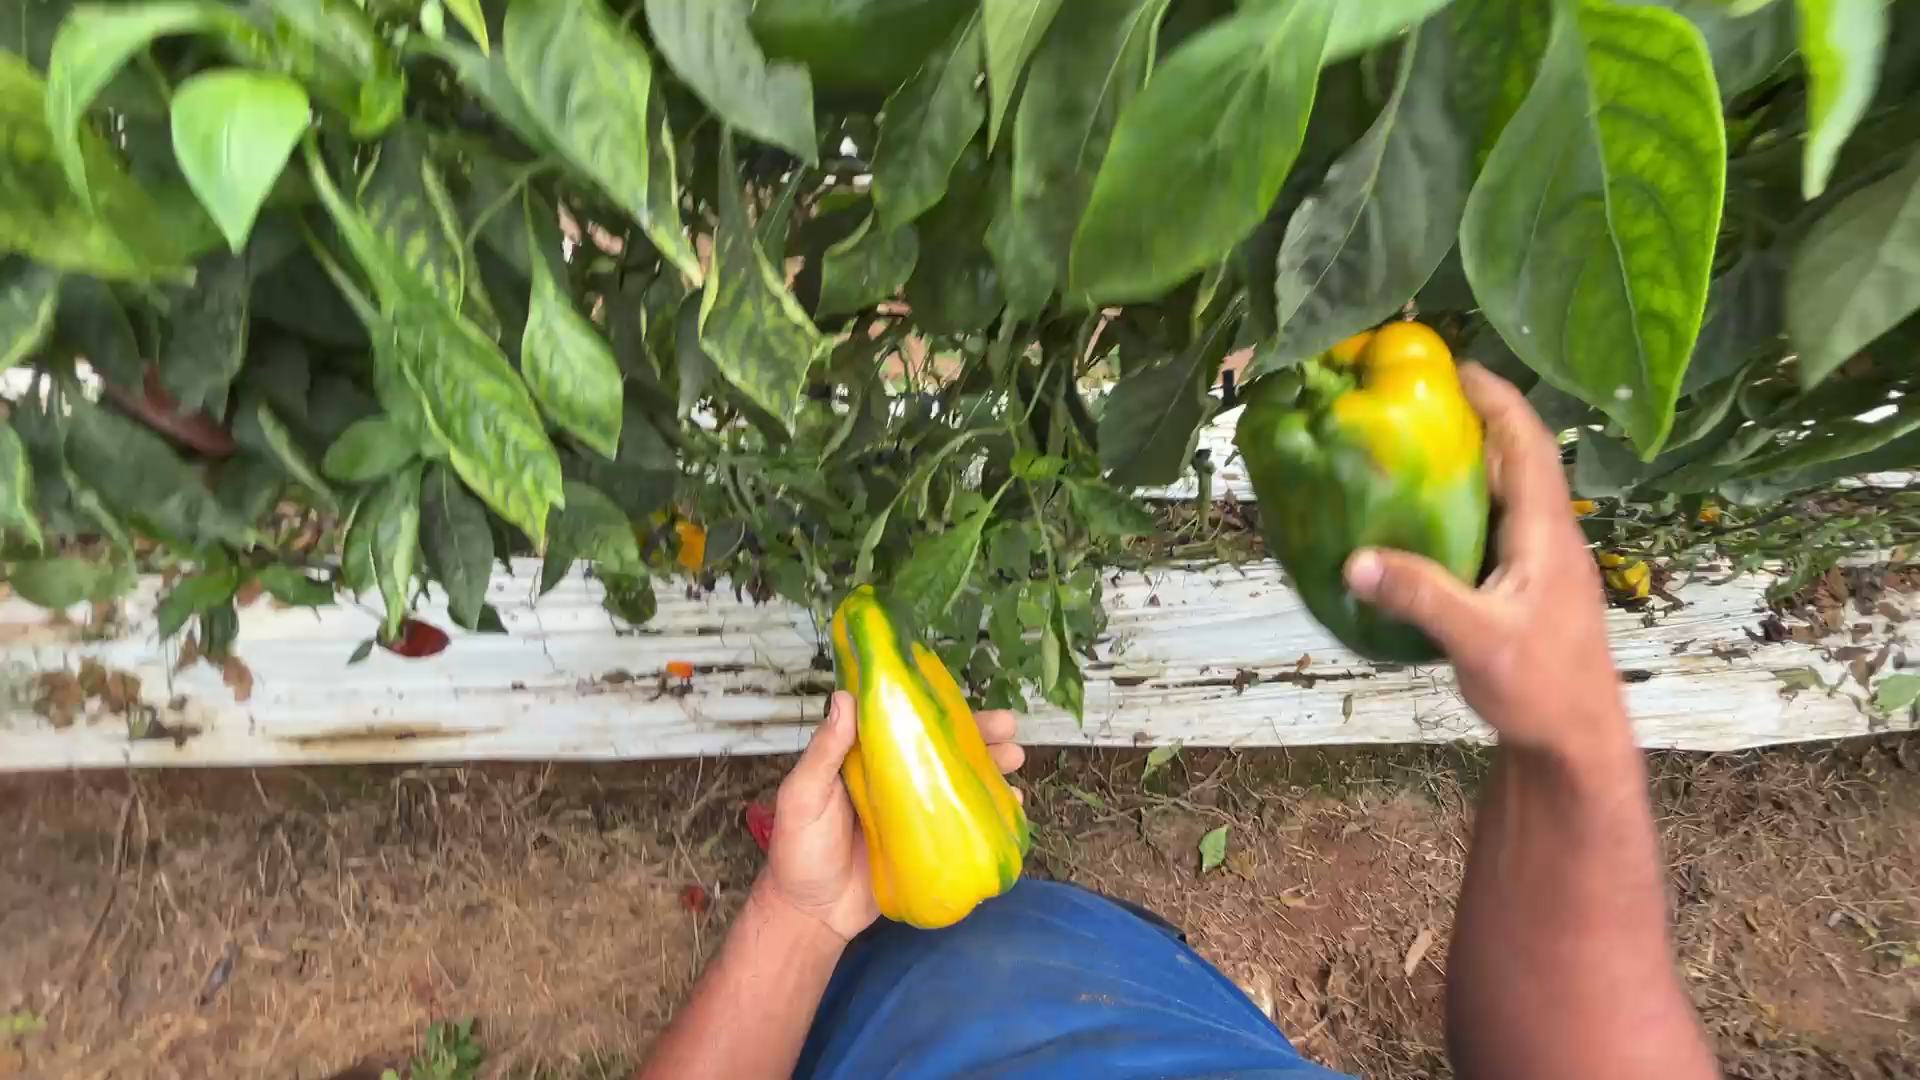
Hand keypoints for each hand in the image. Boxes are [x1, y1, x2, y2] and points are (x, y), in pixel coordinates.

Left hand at [755, 690, 1025, 941]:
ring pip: (960, 779)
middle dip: (979, 734)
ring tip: (1016, 758)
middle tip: (1009, 727)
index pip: (906, 720)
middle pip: (943, 747)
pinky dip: (991, 811)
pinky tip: (1014, 804)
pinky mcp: (930, 843)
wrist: (812, 916)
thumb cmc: (799, 849)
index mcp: (868, 756)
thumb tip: (844, 697)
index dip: (935, 705)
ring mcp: (917, 810)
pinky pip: (964, 820)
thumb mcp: (804, 795)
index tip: (961, 694)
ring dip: (991, 767)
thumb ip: (824, 752)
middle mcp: (898, 776)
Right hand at [1343, 365, 1629, 757]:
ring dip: (1457, 463)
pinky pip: (1478, 527)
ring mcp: (1529, 562)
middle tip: (1410, 401)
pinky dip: (1446, 507)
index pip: (1527, 446)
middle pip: (1511, 460)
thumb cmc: (1541, 686)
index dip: (1497, 401)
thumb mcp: (1478, 640)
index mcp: (1545, 533)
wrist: (1573, 741)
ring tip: (1400, 448)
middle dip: (1469, 421)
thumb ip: (1420, 597)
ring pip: (1494, 495)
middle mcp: (1542, 537)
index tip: (1455, 367)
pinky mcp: (1512, 586)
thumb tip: (1352, 559)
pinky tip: (1406, 519)